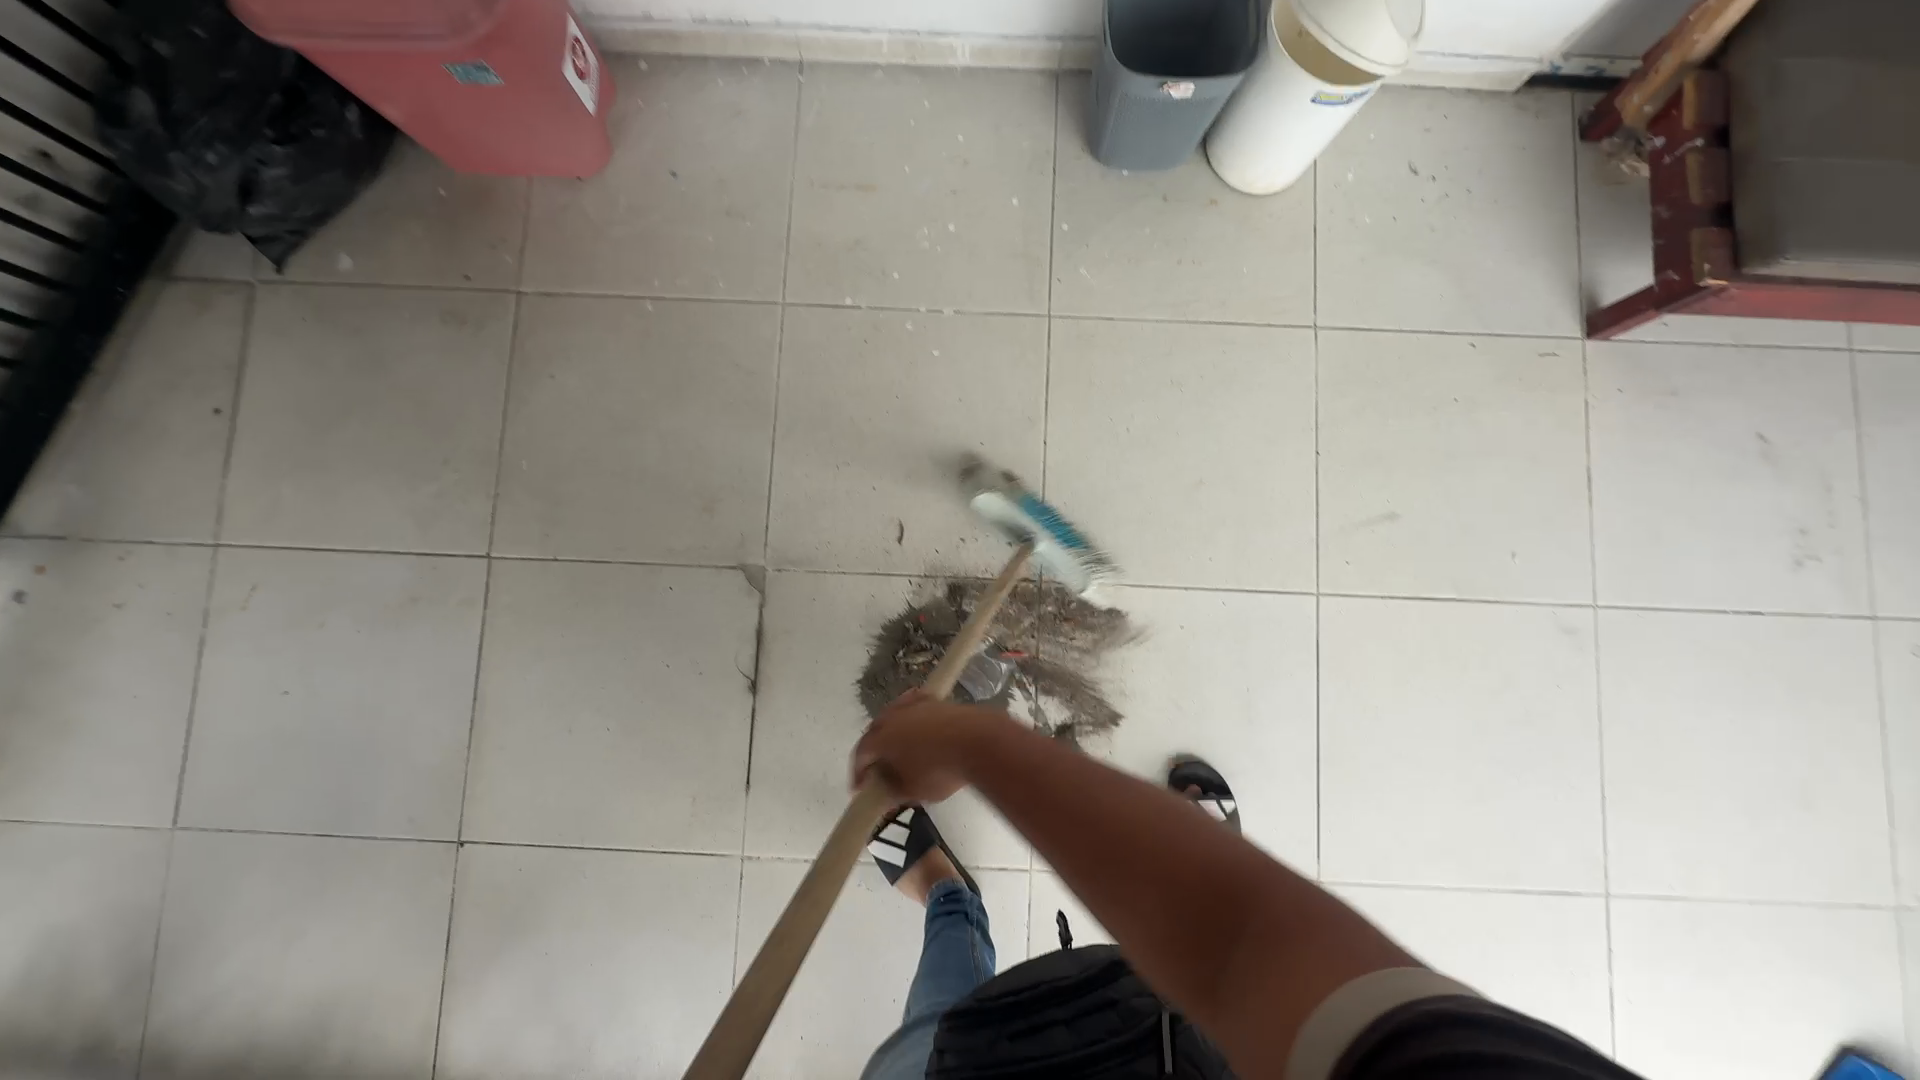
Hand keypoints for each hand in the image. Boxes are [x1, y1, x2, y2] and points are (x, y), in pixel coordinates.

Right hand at [851, 690, 1008, 802]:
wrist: (978, 742)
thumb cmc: (939, 770)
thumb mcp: (912, 791)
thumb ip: (894, 791)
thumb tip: (887, 791)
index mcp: (881, 738)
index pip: (860, 754)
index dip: (858, 772)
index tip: (860, 787)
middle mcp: (893, 716)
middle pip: (875, 732)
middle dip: (874, 750)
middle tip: (877, 769)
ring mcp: (915, 705)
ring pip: (895, 716)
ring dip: (892, 732)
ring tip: (898, 749)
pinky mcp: (936, 701)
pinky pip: (915, 706)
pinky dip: (912, 716)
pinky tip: (917, 722)